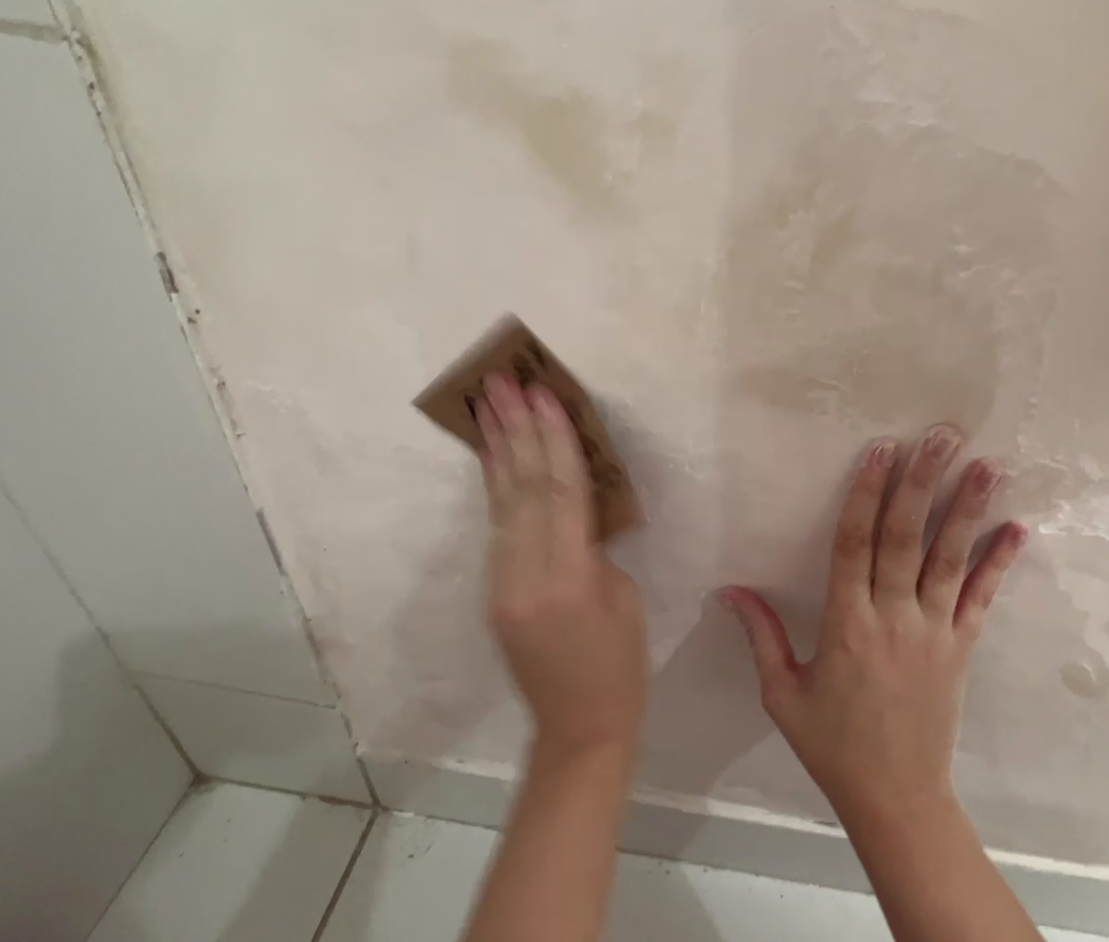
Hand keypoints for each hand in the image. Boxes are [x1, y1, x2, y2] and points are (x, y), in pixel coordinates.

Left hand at [474, 373, 646, 762]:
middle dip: (513, 430)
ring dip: (496, 450)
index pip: (561, 492)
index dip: (553, 439)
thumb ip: (593, 548)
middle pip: (523, 489)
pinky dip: (497, 486)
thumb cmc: (620, 666)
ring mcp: (502, 586)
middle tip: (498, 380)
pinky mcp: (493, 593)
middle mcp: (526, 577)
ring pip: (501, 504)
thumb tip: (571, 513)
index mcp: (570, 580)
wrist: (578, 727)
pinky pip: (498, 529)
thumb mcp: (623, 598)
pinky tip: (495, 456)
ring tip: (486, 404)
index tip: (542, 392)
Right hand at [721, 426, 1026, 826]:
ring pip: (949, 559)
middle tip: (938, 436)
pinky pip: (981, 598)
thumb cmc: (832, 745)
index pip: (854, 545)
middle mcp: (893, 619)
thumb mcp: (782, 693)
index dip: (865, 494)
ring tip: (987, 464)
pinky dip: (999, 562)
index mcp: (845, 625)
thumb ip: (760, 637)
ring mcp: (934, 632)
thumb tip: (729, 592)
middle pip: (905, 538)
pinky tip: (1017, 527)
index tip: (879, 451)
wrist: (897, 797)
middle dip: (920, 483)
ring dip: (967, 508)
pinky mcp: (961, 649)